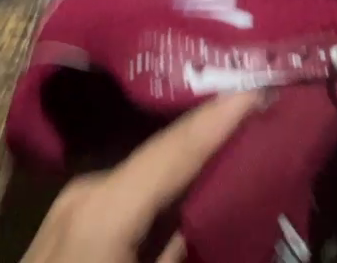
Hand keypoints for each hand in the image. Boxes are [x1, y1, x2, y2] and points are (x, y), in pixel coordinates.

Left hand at [25, 91, 262, 262]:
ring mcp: (75, 205)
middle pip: (164, 153)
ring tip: (240, 136)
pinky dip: (166, 188)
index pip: (175, 151)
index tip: (264, 89)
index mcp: (103, 210)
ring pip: (148, 172)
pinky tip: (194, 187)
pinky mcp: (73, 224)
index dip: (221, 118)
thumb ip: (186, 252)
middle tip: (262, 110)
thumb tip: (223, 221)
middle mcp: (88, 192)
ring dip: (191, 158)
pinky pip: (131, 194)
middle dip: (212, 132)